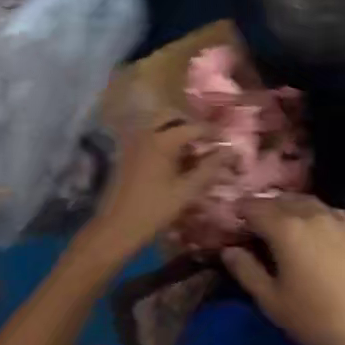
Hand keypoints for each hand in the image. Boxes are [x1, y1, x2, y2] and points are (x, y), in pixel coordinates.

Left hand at [80, 113, 226, 264]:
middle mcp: (145, 134)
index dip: (211, 132)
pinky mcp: (126, 153)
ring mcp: (133, 142)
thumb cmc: (153, 211)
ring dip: (175, 129)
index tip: (225, 141)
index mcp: (161, 141)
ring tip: (191, 149)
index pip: (193, 127)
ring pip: (157, 123)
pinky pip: (148, 135)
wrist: (116, 229)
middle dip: (189, 123)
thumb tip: (228, 151)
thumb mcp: (186, 191)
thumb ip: (209, 168)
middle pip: (170, 115)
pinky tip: (174, 158)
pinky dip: (163, 138)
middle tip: (205, 139)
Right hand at [222, 195, 344, 344]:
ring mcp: (338, 218)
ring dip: (290, 207)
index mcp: (286, 227)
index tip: (233, 219)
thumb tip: (229, 250)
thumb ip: (247, 271)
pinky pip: (328, 211)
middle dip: (265, 207)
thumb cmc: (316, 319)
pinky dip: (314, 214)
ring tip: (282, 224)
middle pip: (282, 200)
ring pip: (307, 201)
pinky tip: (314, 231)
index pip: (255, 208)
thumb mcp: (272, 302)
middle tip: (254, 223)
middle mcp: (312, 213)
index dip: (241, 211)